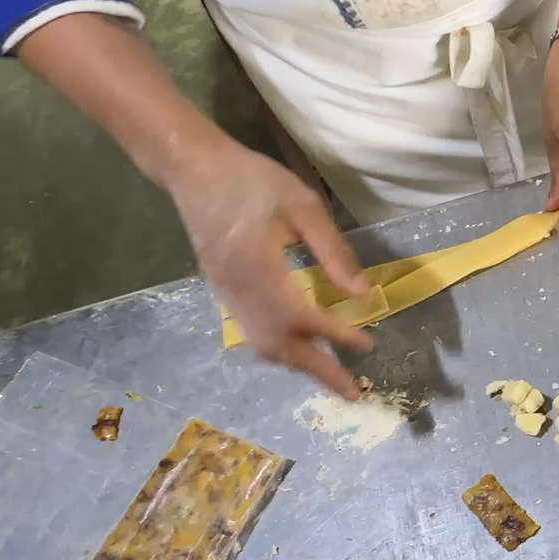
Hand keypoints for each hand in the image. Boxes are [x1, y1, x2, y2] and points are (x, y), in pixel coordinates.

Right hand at [161, 137, 372, 393]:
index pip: (303, 318)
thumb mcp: (302, 206)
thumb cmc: (252, 179)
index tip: (366, 346)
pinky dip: (280, 351)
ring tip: (332, 377)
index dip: (336, 336)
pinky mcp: (222, 290)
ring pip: (264, 345)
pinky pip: (253, 333)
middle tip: (353, 392)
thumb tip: (361, 294)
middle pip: (281, 347)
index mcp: (259, 269)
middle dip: (319, 371)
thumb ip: (333, 251)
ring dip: (299, 366)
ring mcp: (227, 294)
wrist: (192, 167)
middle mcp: (239, 291)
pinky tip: (302, 351)